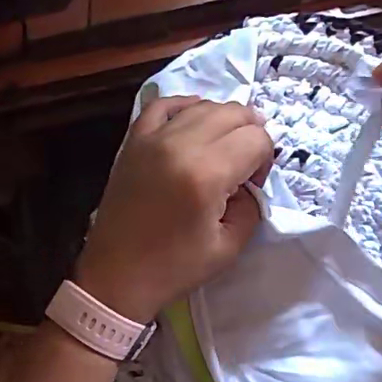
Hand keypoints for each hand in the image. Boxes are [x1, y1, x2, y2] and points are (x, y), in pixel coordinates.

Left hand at [74, 98, 274, 320]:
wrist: (116, 276)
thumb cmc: (174, 267)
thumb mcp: (229, 246)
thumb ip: (251, 206)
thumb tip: (249, 181)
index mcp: (206, 174)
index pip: (255, 139)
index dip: (265, 159)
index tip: (253, 185)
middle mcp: (179, 146)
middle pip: (233, 113)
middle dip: (250, 134)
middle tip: (246, 165)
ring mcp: (151, 139)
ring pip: (202, 106)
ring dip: (223, 121)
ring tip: (225, 147)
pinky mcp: (133, 142)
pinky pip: (163, 105)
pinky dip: (185, 106)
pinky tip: (196, 120)